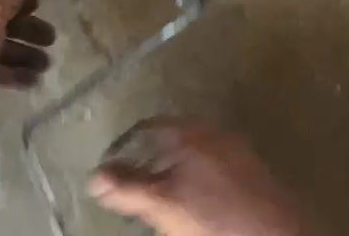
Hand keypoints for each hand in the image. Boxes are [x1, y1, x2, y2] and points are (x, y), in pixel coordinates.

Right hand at [88, 118, 310, 235]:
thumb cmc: (216, 219)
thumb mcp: (164, 206)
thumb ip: (128, 188)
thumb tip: (93, 177)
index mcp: (187, 131)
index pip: (146, 128)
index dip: (127, 149)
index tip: (114, 173)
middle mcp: (212, 131)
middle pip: (171, 140)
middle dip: (153, 164)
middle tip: (141, 192)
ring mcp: (237, 151)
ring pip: (196, 156)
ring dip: (179, 175)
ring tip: (170, 205)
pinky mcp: (255, 175)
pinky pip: (218, 171)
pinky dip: (203, 185)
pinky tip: (203, 209)